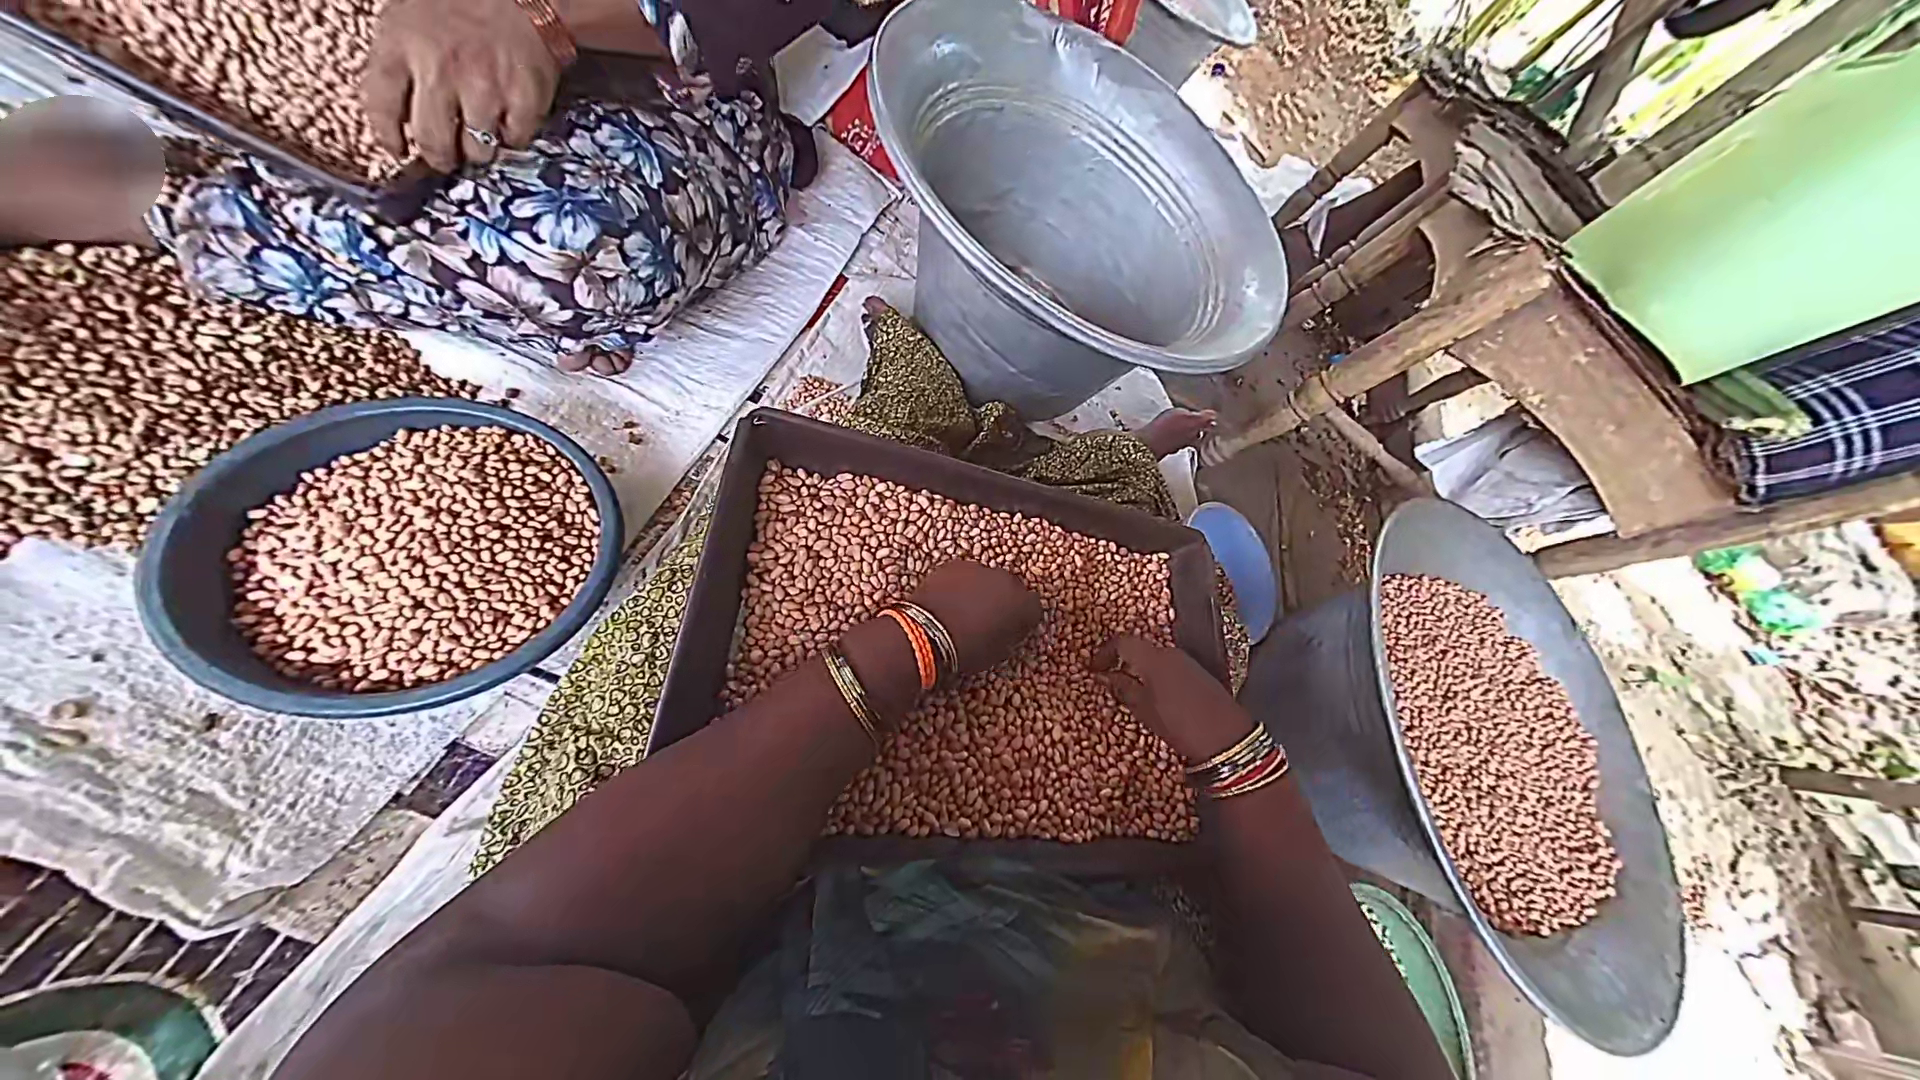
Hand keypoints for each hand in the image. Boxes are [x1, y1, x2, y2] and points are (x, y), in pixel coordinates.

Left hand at [363, 0, 563, 171]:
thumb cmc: (460, 5)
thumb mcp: (409, 16)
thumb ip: (402, 61)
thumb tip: (403, 114)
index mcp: (401, 43)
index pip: (380, 104)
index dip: (388, 136)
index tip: (397, 150)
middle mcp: (439, 70)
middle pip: (433, 139)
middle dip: (440, 157)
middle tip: (448, 159)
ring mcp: (484, 89)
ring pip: (478, 149)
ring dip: (479, 150)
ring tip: (481, 137)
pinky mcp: (522, 102)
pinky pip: (515, 139)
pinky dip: (513, 136)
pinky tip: (509, 120)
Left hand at [908, 561, 1041, 675]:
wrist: (928, 633)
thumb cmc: (967, 650)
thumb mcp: (998, 651)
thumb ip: (1010, 634)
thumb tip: (1010, 629)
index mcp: (1023, 604)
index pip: (1033, 608)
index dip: (1022, 618)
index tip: (1013, 627)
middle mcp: (1007, 581)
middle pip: (1011, 587)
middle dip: (1004, 599)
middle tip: (989, 617)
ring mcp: (980, 569)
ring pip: (987, 578)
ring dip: (981, 589)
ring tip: (965, 609)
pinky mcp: (956, 565)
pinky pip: (964, 574)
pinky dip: (960, 584)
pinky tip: (949, 599)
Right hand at [1092, 636, 1252, 763]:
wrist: (1227, 739)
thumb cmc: (1179, 724)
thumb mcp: (1144, 710)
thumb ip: (1123, 688)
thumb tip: (1106, 675)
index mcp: (1153, 658)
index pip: (1122, 642)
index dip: (1104, 653)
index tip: (1094, 668)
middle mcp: (1170, 653)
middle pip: (1139, 648)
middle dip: (1121, 661)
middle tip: (1108, 679)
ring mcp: (1187, 662)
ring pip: (1154, 657)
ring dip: (1139, 668)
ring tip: (1129, 690)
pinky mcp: (1198, 673)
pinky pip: (1169, 666)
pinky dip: (1155, 674)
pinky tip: (1153, 695)